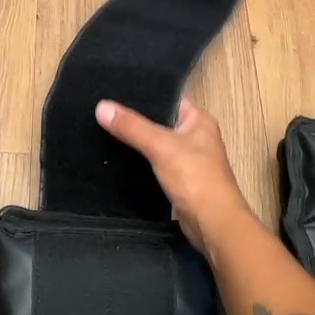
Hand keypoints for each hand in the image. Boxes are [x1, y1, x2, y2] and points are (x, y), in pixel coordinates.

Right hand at [94, 97, 256, 254]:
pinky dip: (141, 161)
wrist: (213, 224)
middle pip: (160, 120)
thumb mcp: (160, 146)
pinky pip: (156, 163)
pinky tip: (119, 157)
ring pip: (156, 143)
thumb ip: (131, 127)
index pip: (168, 97)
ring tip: (105, 129)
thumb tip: (101, 106)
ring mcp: (189, 159)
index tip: (113, 91)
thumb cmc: (195, 178)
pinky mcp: (180, 179)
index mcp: (199, 120)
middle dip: (135, 119)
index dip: (143, 94)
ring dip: (137, 141)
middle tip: (103, 110)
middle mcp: (196, 135)